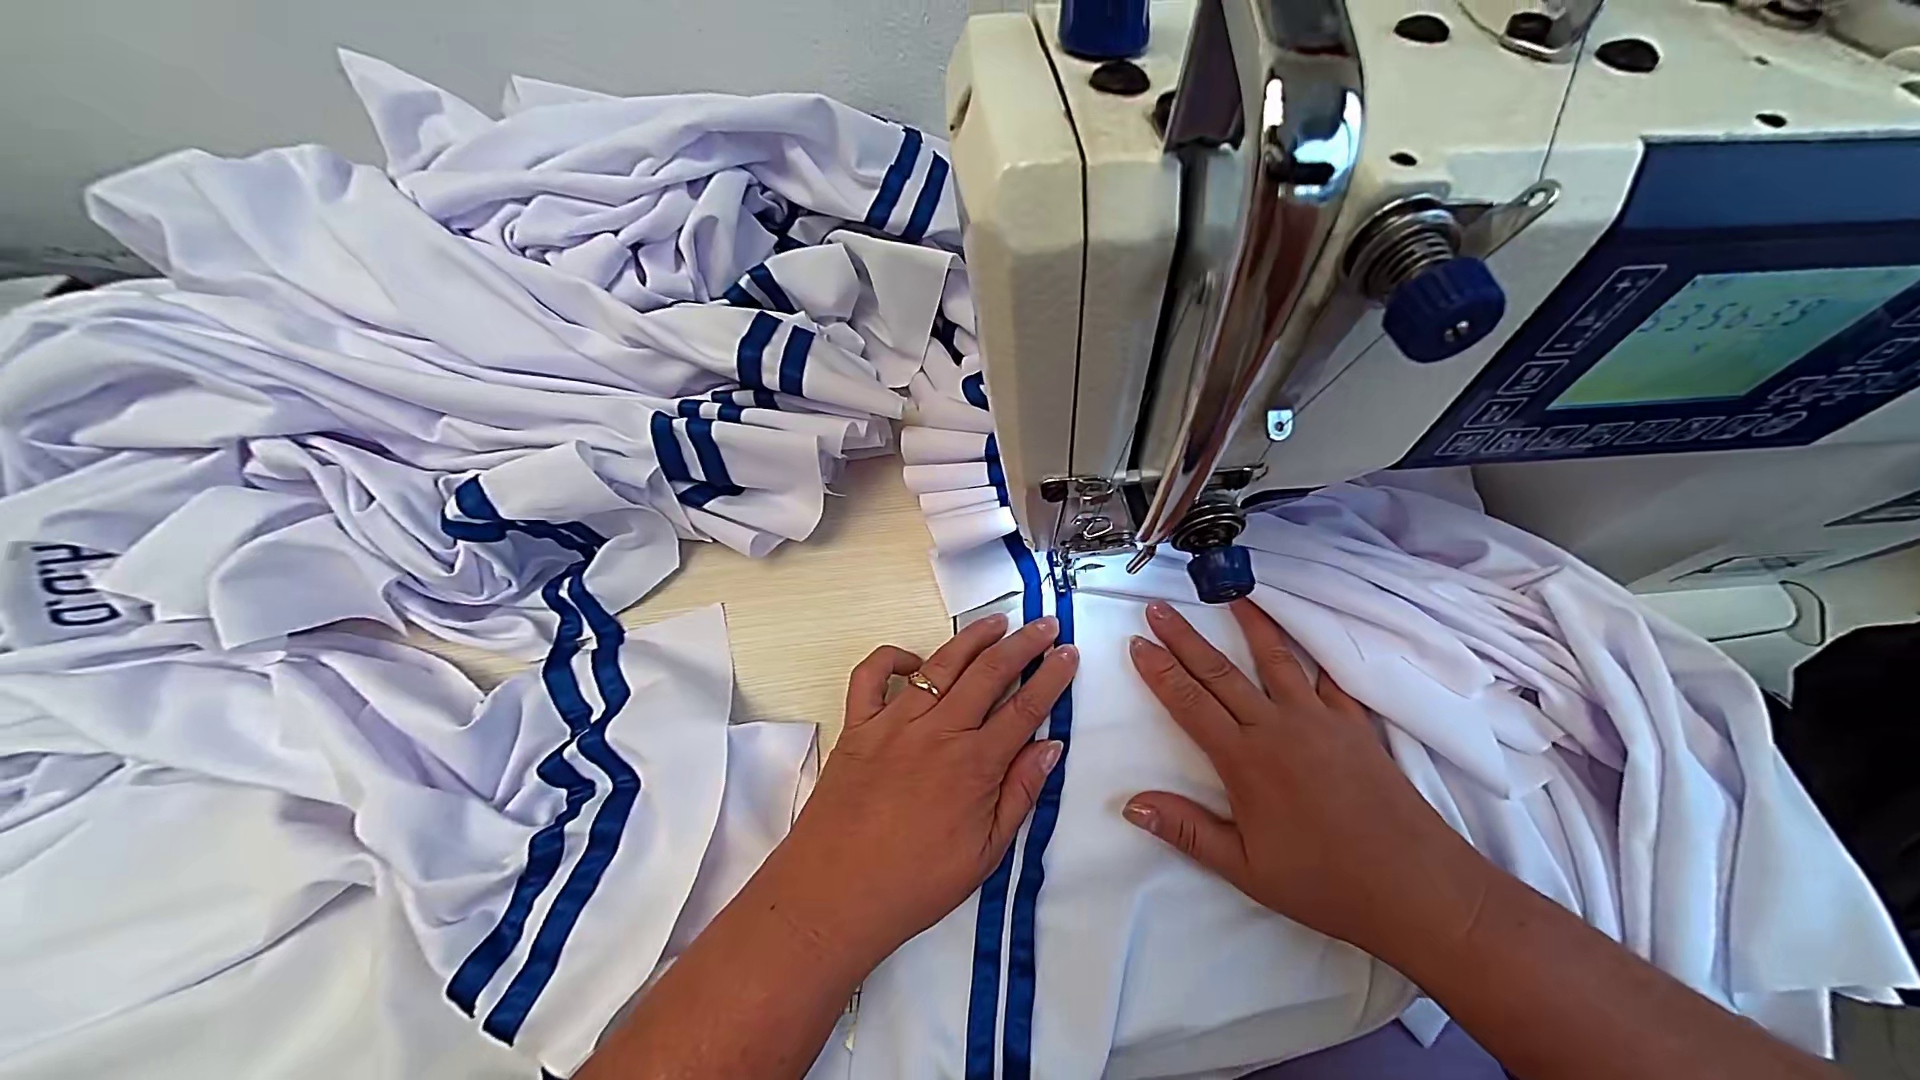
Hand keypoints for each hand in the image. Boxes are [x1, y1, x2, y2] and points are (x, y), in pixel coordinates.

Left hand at [756, 612, 1076, 969]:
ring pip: (941, 664)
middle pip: (990, 673)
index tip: (1068, 655)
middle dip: (1023, 644)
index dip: (1051, 678)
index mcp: (973, 765)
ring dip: (973, 638)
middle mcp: (937, 732)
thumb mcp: (984, 853)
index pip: (1025, 709)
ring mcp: (893, 723)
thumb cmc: (913, 883)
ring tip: (997, 622)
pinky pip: (871, 675)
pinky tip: (916, 661)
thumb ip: (1019, 794)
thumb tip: (1049, 748)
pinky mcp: (858, 725)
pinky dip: (892, 657)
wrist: (833, 896)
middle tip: (1045, 625)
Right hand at [1123, 599, 1494, 961]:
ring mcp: (1319, 720)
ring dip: (1248, 624)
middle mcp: (1277, 728)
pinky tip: (1304, 639)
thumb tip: (1131, 805)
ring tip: (1230, 595)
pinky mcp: (1355, 724)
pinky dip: (1313, 653)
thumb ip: (1186, 830)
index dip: (1159, 671)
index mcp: (1244, 760)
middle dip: (1183, 637)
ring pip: (1275, 660)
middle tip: (1158, 608)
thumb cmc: (1325, 883)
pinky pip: (1329, 678)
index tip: (1137, 643)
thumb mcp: (1245, 869)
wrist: (1420, 890)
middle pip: (1219, 671)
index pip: (1188, 703)